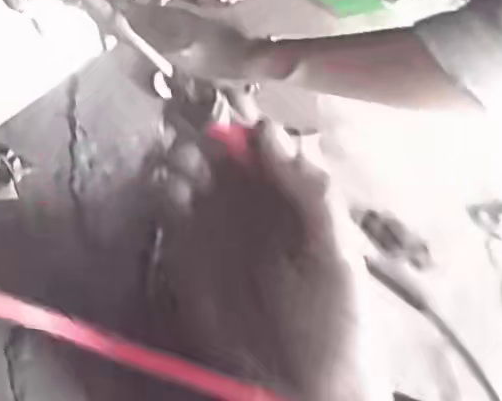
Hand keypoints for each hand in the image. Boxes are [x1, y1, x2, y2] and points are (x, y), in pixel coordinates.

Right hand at [153, 121, 371, 397]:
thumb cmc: (333, 324)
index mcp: (286, 195)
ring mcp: (213, 222)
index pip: (259, 144)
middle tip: (203, 146)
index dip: (244, 130)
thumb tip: (266, 128)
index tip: (235, 131)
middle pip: (217, 149)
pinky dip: (164, 190)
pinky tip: (174, 196)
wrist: (299, 393)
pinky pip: (166, 205)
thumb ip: (311, 192)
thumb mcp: (337, 257)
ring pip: (188, 169)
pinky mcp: (184, 247)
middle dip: (205, 139)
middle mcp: (247, 200)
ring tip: (185, 170)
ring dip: (181, 159)